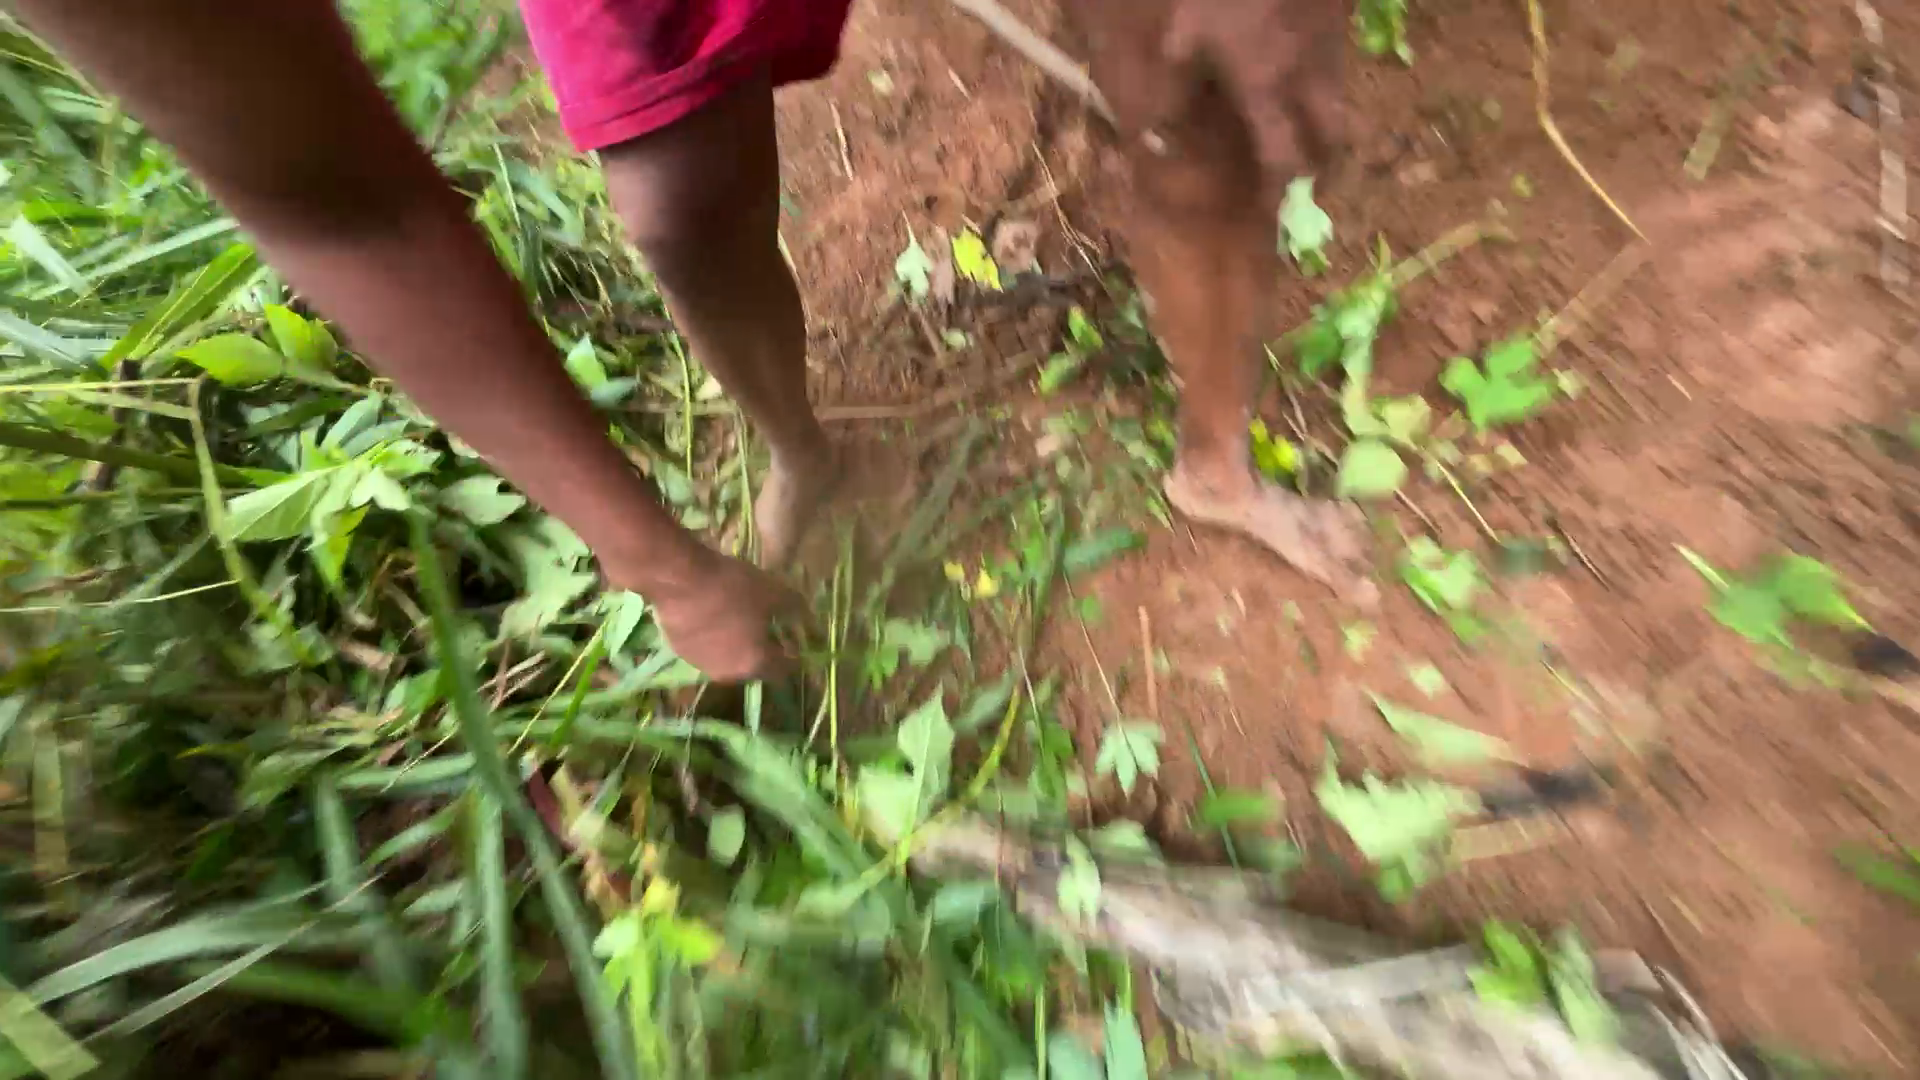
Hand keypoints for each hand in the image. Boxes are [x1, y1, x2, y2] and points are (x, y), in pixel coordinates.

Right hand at [625, 550, 806, 682]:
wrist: (680, 579)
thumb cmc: (734, 588)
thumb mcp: (776, 593)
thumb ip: (797, 610)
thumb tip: (809, 619)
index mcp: (756, 664)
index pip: (783, 671)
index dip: (793, 656)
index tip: (794, 641)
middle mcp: (729, 674)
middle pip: (755, 667)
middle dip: (764, 650)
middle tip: (766, 626)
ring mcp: (700, 665)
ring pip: (728, 660)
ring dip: (737, 645)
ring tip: (738, 620)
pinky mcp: (679, 652)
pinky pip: (706, 650)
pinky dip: (714, 639)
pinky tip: (713, 617)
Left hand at [1165, 0, 1351, 190]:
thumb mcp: (1184, 35)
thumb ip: (1174, 91)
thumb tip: (1157, 136)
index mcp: (1266, 89)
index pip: (1282, 160)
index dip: (1277, 191)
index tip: (1269, 209)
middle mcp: (1308, 78)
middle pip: (1334, 139)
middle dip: (1325, 166)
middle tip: (1308, 179)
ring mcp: (1333, 46)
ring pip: (1343, 102)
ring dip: (1328, 126)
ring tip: (1306, 137)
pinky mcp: (1343, 19)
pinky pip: (1341, 66)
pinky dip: (1327, 87)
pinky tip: (1305, 82)